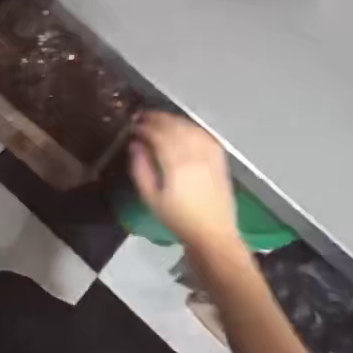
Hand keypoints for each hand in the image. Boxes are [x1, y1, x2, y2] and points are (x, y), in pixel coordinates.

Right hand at [129, 111, 239, 251]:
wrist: (213, 234)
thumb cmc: (178, 219)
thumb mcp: (151, 198)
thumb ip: (140, 168)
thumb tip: (135, 146)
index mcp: (177, 164)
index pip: (158, 134)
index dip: (143, 127)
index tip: (133, 126)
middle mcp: (196, 154)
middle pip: (175, 126)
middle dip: (157, 119)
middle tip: (143, 118)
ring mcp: (210, 155)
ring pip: (191, 127)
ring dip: (174, 120)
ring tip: (160, 121)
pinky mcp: (220, 159)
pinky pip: (205, 134)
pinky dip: (192, 127)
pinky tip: (184, 129)